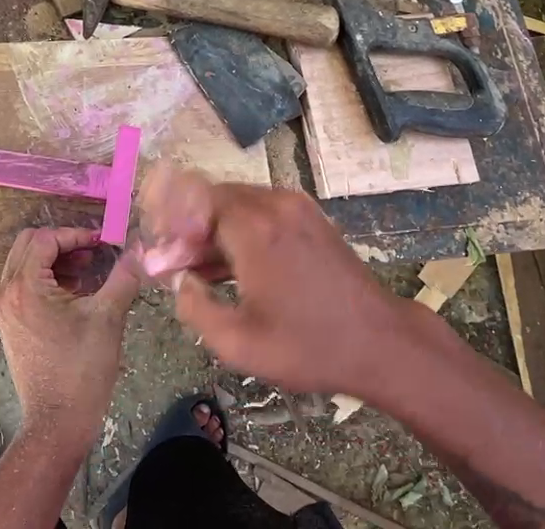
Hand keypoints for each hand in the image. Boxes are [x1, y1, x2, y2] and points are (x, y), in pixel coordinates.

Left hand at [0, 228, 139, 445]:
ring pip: (24, 263)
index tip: (101, 243)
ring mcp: (5, 309)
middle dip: (61, 243)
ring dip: (53, 260)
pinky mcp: (10, 323)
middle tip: (91, 253)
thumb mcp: (107, 318)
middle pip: (28, 245)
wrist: (58, 421)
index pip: (45, 239)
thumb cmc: (82, 369)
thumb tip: (139, 250)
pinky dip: (45, 278)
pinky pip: (23, 284)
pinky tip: (74, 293)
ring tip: (86, 272)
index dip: (75, 234)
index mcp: (25, 286)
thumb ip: (123, 277)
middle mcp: (7, 292)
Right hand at [137, 165, 412, 396]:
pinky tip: (231, 266)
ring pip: (233, 203)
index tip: (160, 256)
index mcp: (253, 227)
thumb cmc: (309, 346)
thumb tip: (177, 280)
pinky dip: (237, 230)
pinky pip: (258, 210)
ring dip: (210, 230)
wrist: (383, 343)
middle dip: (186, 229)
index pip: (190, 200)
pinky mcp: (308, 216)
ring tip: (200, 272)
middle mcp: (272, 203)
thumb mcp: (239, 343)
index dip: (169, 226)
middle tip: (175, 266)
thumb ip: (193, 307)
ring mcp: (294, 206)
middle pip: (210, 197)